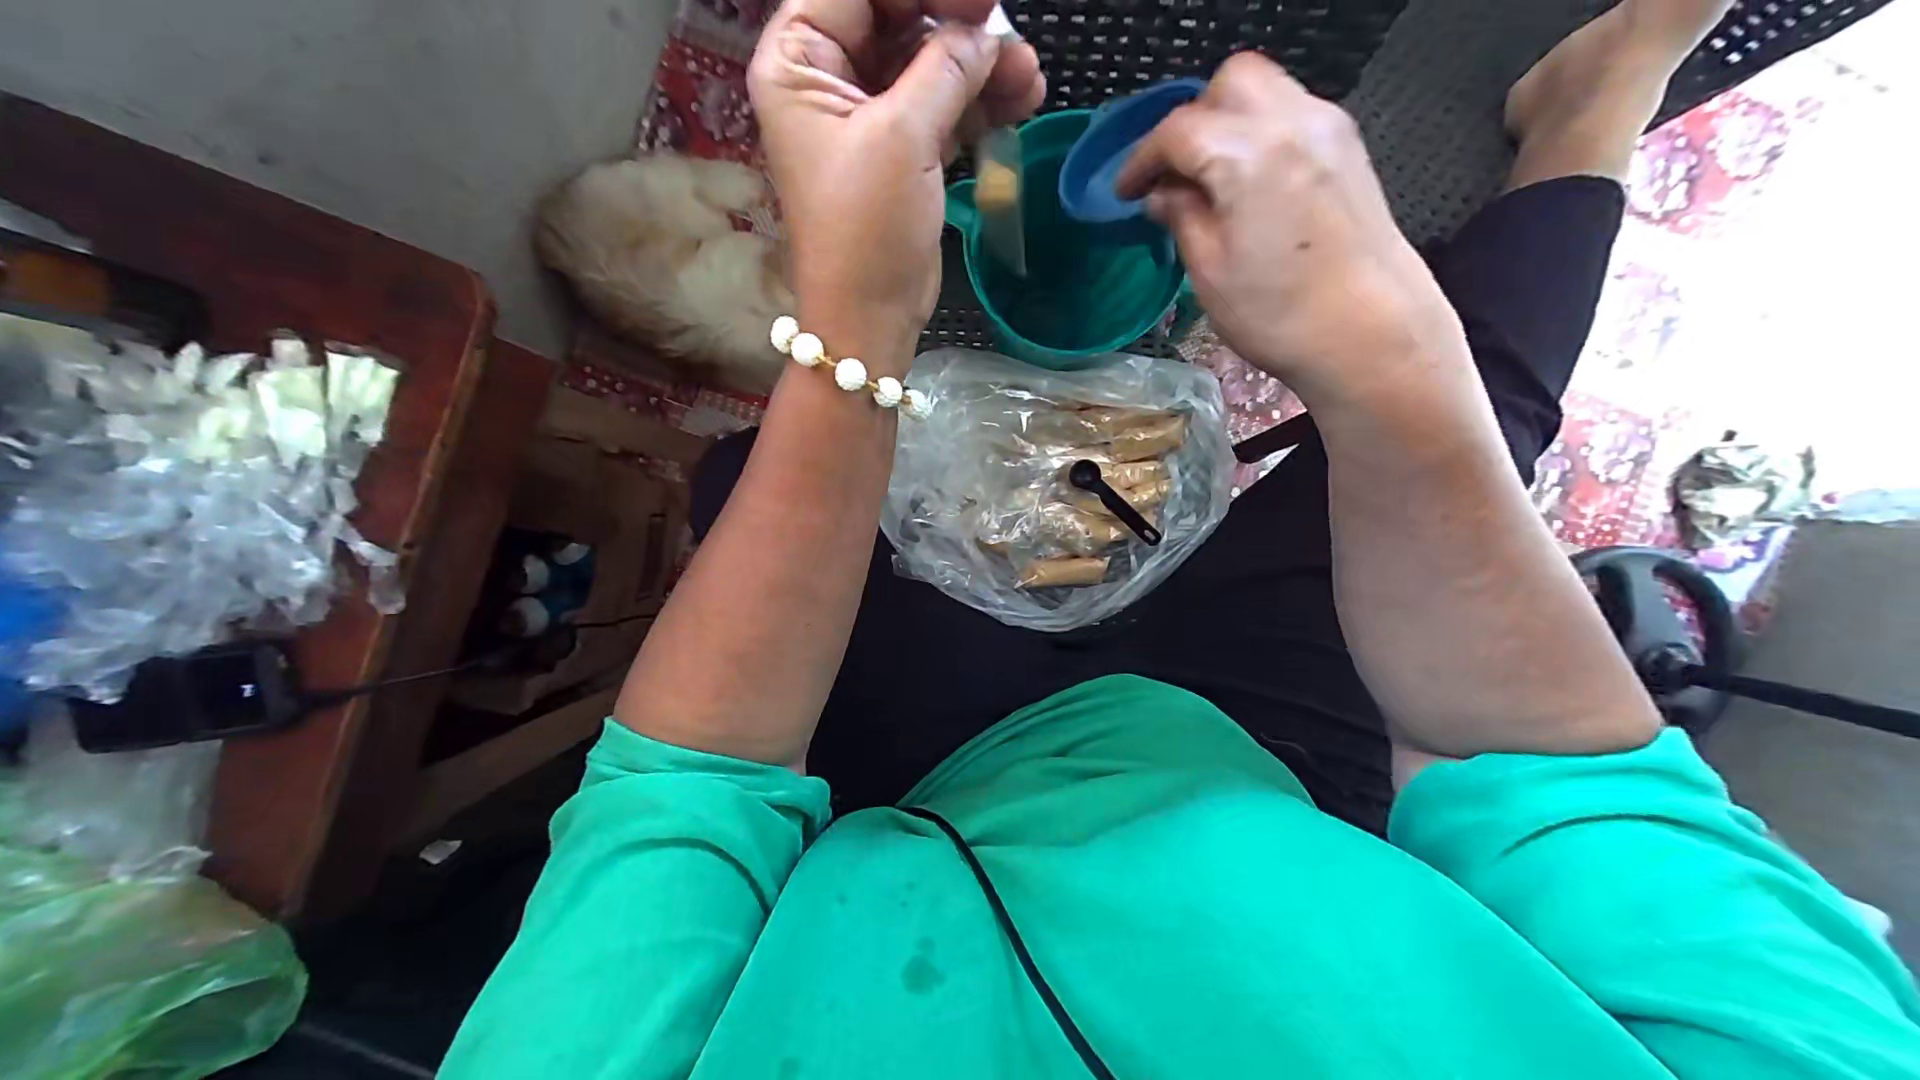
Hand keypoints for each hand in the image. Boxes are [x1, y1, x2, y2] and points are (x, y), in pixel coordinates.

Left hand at [749, 0, 1043, 370]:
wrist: (870, 318)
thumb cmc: (867, 229)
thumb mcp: (902, 136)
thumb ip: (945, 69)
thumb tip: (986, 33)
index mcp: (799, 62)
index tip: (980, 1)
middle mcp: (828, 80)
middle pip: (897, 20)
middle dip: (958, 27)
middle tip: (1009, 37)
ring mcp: (867, 118)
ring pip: (928, 66)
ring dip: (981, 68)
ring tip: (1029, 77)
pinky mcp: (901, 153)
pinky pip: (943, 108)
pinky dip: (980, 105)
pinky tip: (1021, 100)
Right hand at [1115, 54, 1464, 408]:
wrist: (1369, 334)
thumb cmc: (1278, 314)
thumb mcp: (1210, 272)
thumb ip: (1182, 217)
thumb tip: (1163, 193)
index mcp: (1248, 154)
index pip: (1179, 130)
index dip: (1142, 159)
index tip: (1124, 192)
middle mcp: (1293, 122)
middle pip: (1229, 84)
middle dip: (1190, 122)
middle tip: (1169, 174)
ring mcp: (1328, 130)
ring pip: (1265, 92)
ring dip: (1226, 124)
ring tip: (1205, 179)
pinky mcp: (1347, 151)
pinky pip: (1292, 115)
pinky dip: (1259, 135)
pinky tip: (1244, 183)